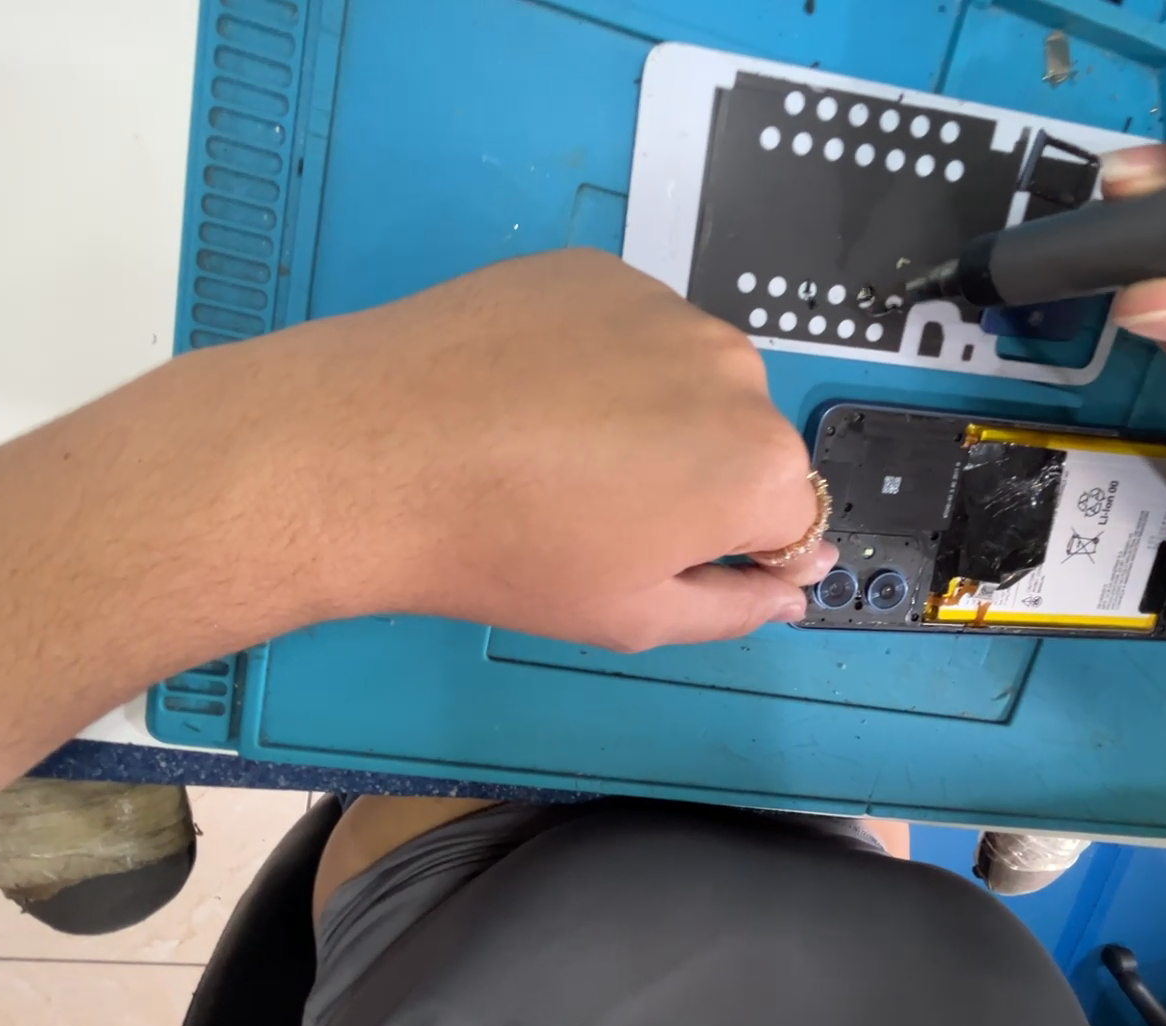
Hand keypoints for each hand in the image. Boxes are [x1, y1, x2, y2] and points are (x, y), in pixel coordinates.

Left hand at [247, 249, 833, 650]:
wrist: (373, 451)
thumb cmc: (511, 554)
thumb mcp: (633, 615)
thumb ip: (734, 609)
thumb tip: (790, 589)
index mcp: (757, 468)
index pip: (792, 517)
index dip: (740, 549)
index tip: (681, 555)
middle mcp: (737, 373)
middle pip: (745, 443)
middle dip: (700, 480)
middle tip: (604, 503)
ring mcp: (669, 307)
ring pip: (692, 380)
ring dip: (658, 415)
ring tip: (564, 442)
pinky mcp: (603, 270)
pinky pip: (635, 330)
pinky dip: (609, 363)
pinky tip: (540, 390)